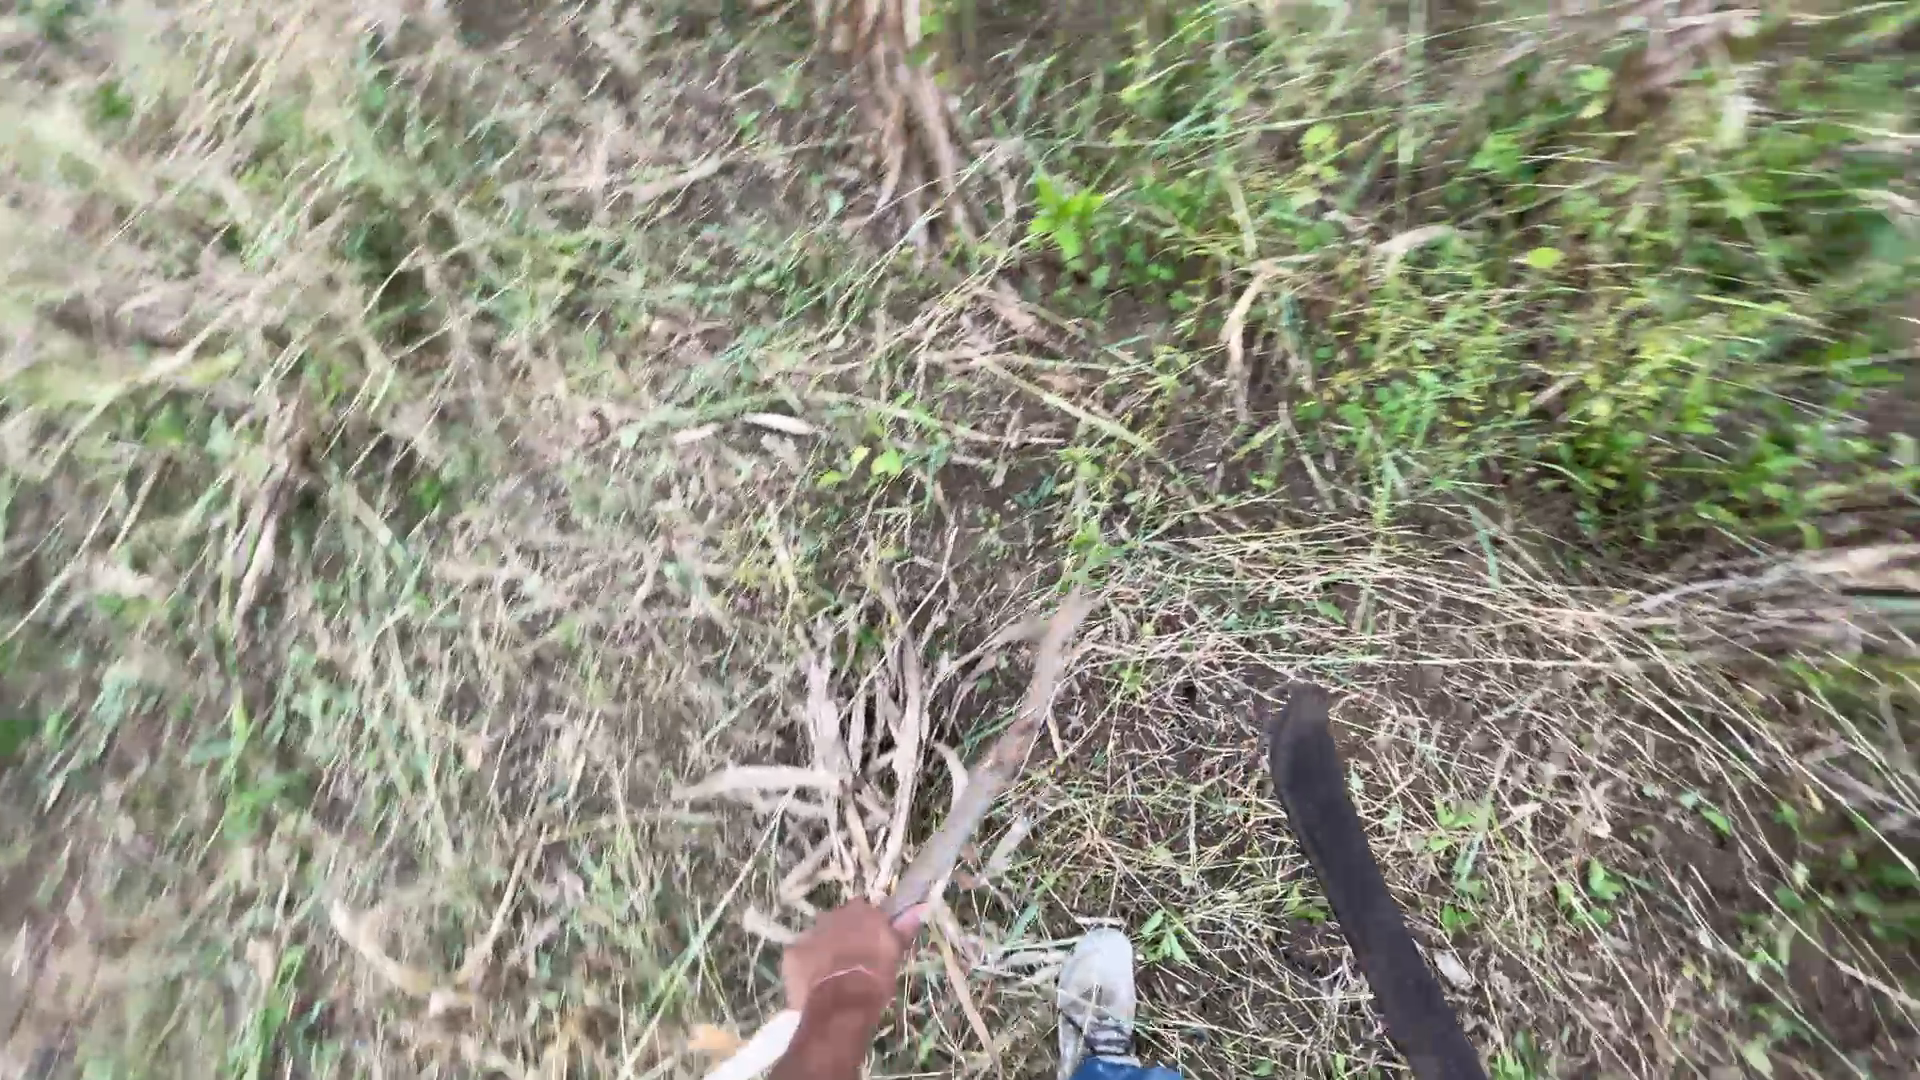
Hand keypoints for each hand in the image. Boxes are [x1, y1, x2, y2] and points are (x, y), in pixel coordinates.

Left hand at [782, 900, 924, 1010]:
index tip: (870, 943)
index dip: (866, 927)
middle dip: (844, 936)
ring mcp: (809, 933)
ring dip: (824, 950)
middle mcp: (833, 914)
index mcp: (860, 910)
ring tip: (833, 975)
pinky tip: (814, 985)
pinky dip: (806, 968)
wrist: (842, 1004)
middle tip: (853, 961)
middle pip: (839, 921)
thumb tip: (918, 908)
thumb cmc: (874, 976)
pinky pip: (799, 957)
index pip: (864, 910)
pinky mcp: (792, 953)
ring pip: (818, 938)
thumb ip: (904, 928)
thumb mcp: (895, 952)